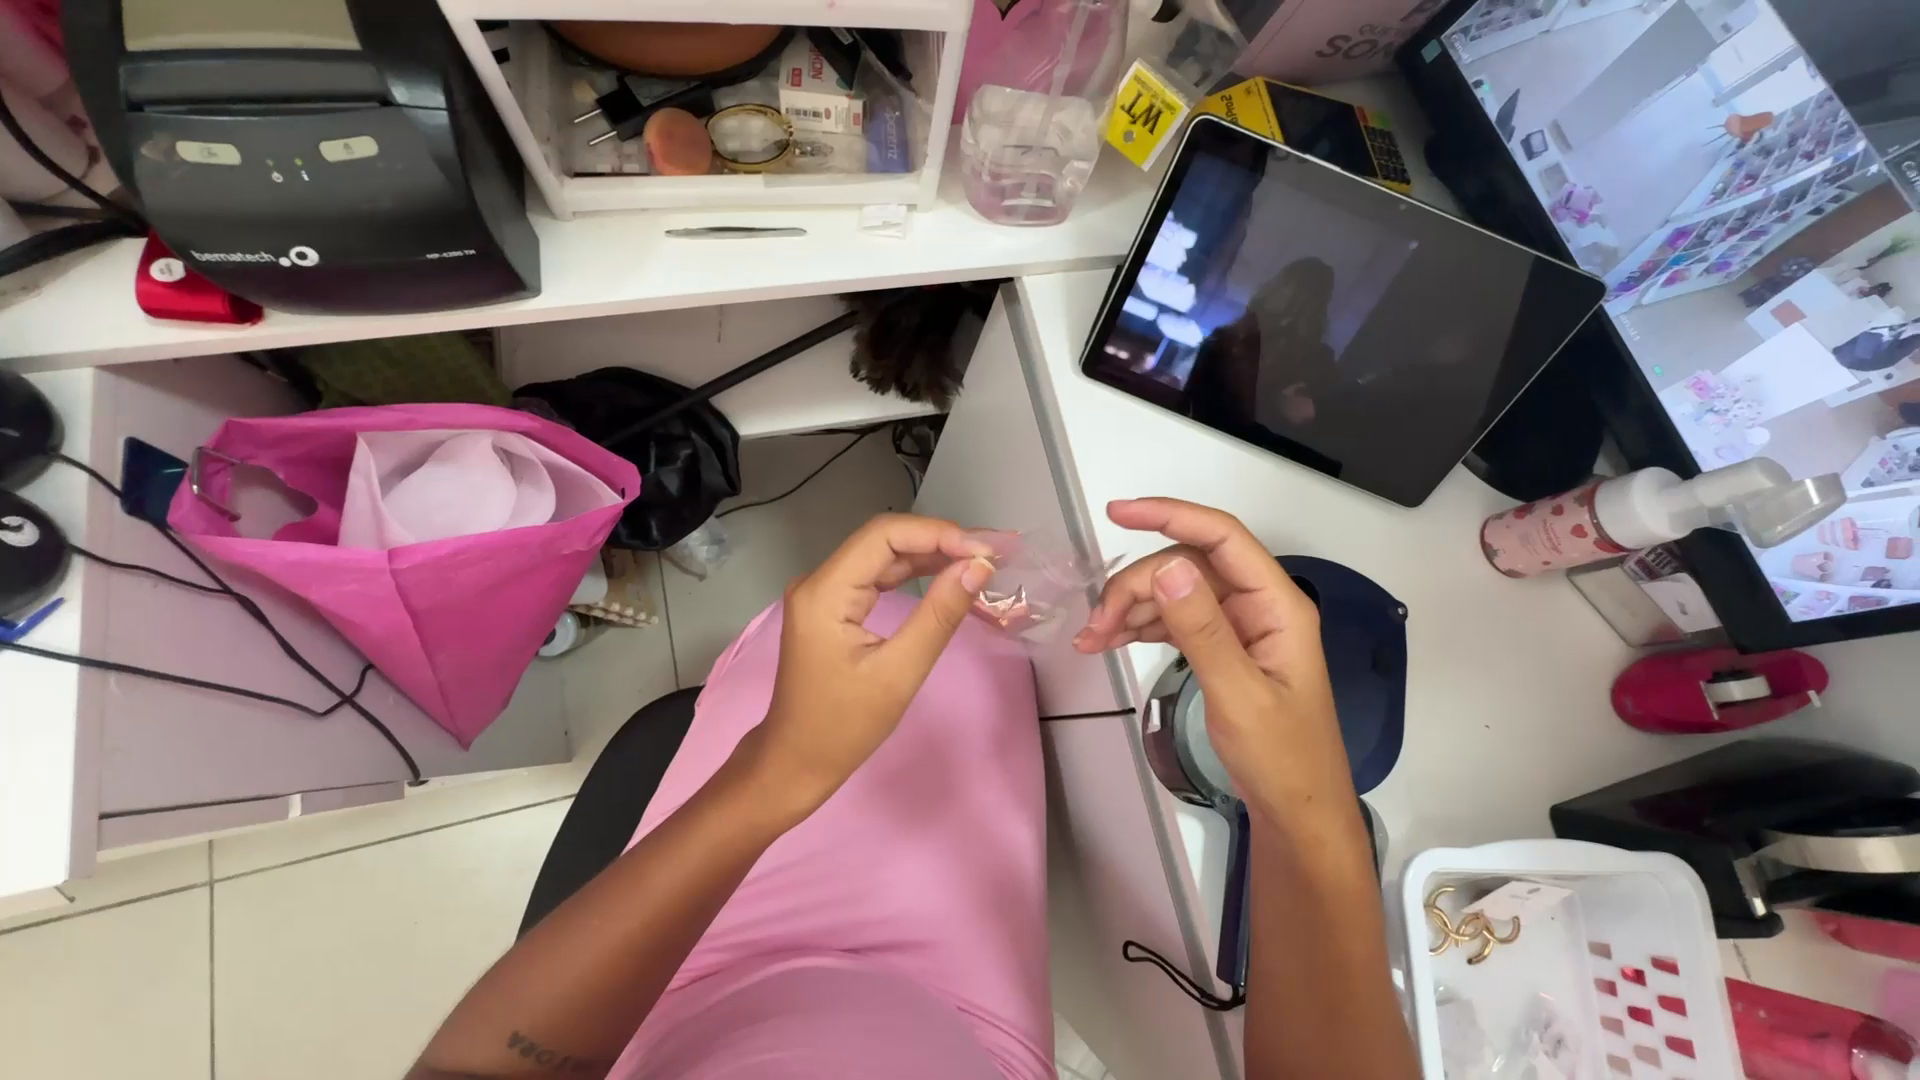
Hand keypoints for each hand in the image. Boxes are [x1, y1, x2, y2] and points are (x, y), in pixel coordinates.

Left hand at [745, 513, 993, 817]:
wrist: (796, 761)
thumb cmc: (844, 726)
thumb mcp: (899, 673)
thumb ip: (939, 615)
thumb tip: (978, 568)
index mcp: (824, 592)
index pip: (884, 536)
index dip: (938, 534)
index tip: (985, 551)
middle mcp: (818, 581)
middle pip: (884, 540)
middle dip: (940, 541)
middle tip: (992, 553)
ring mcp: (823, 592)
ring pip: (883, 556)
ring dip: (930, 555)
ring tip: (979, 562)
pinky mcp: (832, 606)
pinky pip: (876, 576)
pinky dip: (913, 574)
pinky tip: (947, 575)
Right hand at [1073, 498, 1351, 818]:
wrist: (1296, 812)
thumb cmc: (1281, 758)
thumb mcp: (1239, 694)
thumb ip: (1202, 629)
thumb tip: (1165, 568)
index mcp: (1276, 605)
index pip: (1222, 538)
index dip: (1171, 515)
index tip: (1117, 513)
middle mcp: (1257, 605)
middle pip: (1187, 566)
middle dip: (1136, 585)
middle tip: (1095, 625)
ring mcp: (1238, 626)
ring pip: (1174, 592)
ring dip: (1129, 608)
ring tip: (1091, 640)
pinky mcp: (1221, 647)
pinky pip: (1173, 620)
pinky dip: (1139, 627)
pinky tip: (1108, 642)